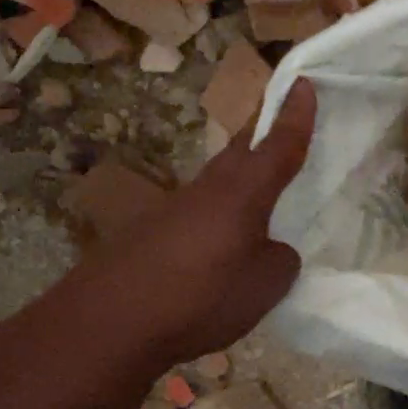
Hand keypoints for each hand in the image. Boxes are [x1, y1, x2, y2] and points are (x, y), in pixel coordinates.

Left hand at [41, 80, 317, 369]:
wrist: (104, 326)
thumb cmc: (201, 296)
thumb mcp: (268, 283)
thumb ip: (279, 257)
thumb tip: (267, 249)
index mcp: (242, 195)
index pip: (278, 146)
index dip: (294, 116)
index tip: (304, 82)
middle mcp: (206, 192)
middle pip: (241, 156)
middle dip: (264, 141)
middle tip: (286, 131)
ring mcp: (171, 213)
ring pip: (217, 188)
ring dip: (242, 188)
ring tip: (263, 209)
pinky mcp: (148, 238)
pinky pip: (196, 220)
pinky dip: (217, 224)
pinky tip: (222, 255)